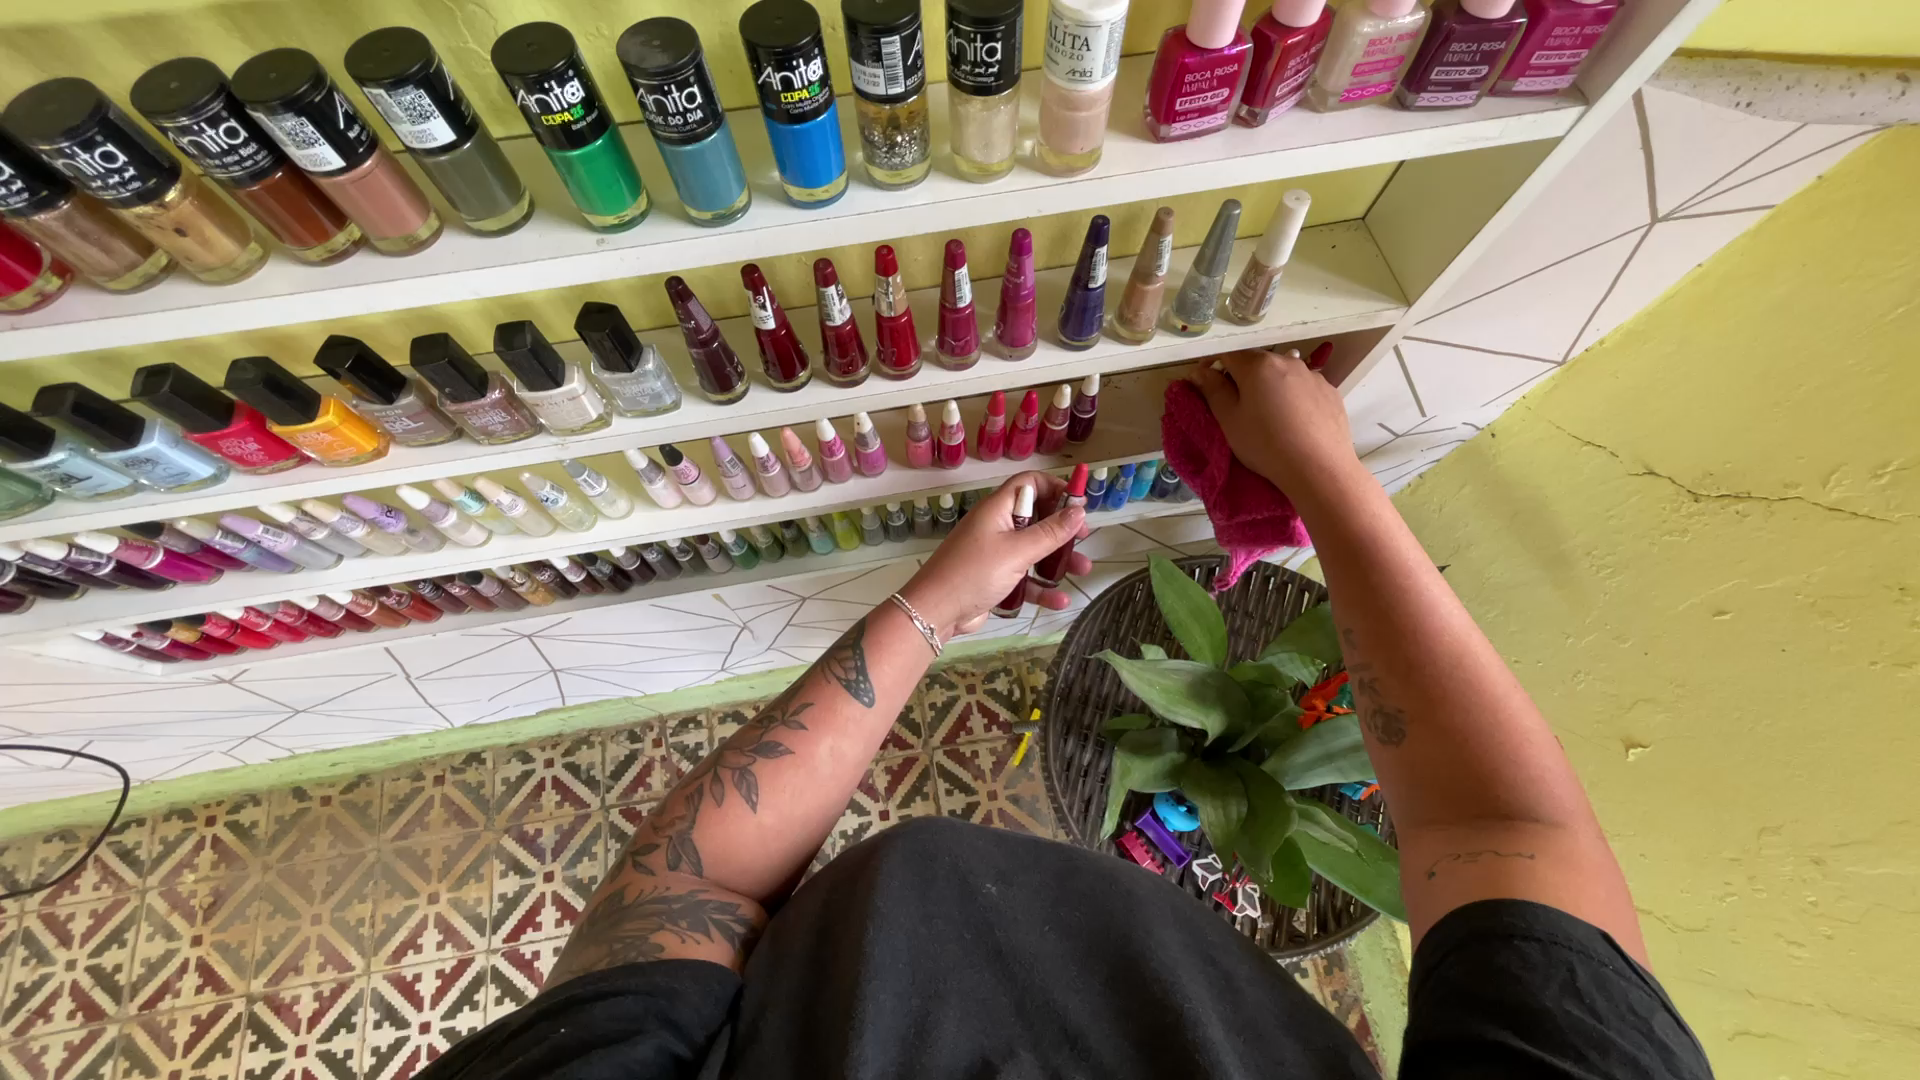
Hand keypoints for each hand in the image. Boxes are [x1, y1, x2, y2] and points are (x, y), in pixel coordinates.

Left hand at [897, 472, 1092, 639]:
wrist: (935, 612)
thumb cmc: (974, 573)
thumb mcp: (1017, 551)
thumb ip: (1050, 532)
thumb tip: (1079, 510)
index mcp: (997, 509)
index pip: (1029, 484)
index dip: (1055, 488)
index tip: (1079, 504)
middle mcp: (996, 527)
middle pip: (1036, 518)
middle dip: (1062, 528)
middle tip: (1084, 539)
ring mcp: (995, 554)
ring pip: (1033, 551)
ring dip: (1057, 560)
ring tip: (1082, 570)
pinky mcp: (995, 579)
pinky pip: (1024, 578)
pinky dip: (1041, 588)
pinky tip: (1060, 600)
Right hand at [1191, 348, 1361, 501]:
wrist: (1319, 467)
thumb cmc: (1265, 444)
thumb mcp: (1229, 420)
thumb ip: (1213, 390)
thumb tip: (1199, 372)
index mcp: (1257, 365)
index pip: (1227, 354)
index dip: (1212, 366)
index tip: (1206, 385)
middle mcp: (1286, 361)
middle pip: (1255, 362)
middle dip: (1241, 377)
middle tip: (1235, 405)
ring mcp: (1312, 375)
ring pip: (1280, 374)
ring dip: (1267, 386)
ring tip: (1267, 415)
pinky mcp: (1329, 391)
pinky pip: (1301, 387)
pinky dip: (1291, 396)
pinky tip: (1291, 421)